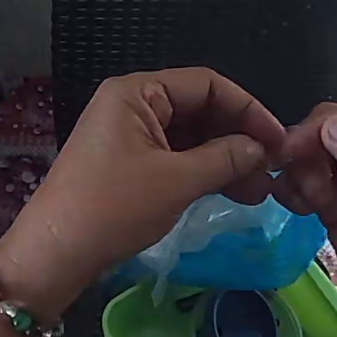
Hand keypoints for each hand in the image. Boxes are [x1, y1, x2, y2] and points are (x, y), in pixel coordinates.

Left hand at [0, 69, 285, 314]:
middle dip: (238, 140)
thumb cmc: (114, 207)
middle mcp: (130, 106)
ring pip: (189, 138)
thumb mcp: (177, 181)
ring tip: (258, 192)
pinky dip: (201, 173)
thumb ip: (226, 158)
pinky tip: (230, 192)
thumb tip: (263, 149)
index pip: (206, 84)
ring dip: (224, 161)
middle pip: (198, 110)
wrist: (56, 252)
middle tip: (272, 173)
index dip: (248, 109)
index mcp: (136, 92)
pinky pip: (173, 158)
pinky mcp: (126, 164)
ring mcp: (127, 136)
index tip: (279, 142)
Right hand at [275, 103, 336, 336]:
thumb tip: (330, 123)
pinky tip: (294, 205)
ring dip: (299, 170)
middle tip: (294, 175)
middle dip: (308, 148)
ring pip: (316, 159)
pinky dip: (293, 189)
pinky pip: (308, 188)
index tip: (295, 148)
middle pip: (334, 134)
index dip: (325, 127)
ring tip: (303, 199)